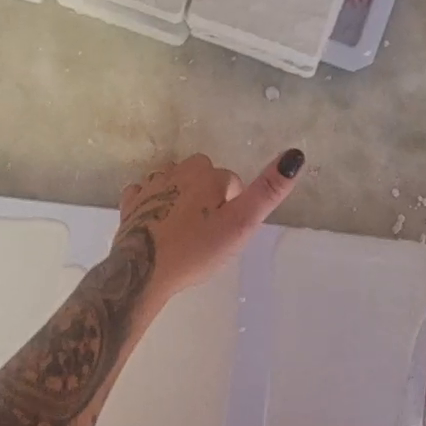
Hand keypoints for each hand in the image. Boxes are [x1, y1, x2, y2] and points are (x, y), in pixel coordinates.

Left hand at [115, 149, 303, 304]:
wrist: (144, 270)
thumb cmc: (198, 249)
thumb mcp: (241, 224)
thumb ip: (267, 191)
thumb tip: (294, 155)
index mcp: (208, 174)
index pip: (231, 182)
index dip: (233, 207)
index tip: (226, 231)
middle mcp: (178, 171)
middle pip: (203, 175)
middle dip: (208, 196)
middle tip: (208, 230)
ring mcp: (151, 185)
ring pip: (175, 180)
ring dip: (182, 196)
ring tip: (185, 229)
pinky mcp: (131, 202)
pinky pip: (146, 192)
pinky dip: (153, 201)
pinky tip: (158, 221)